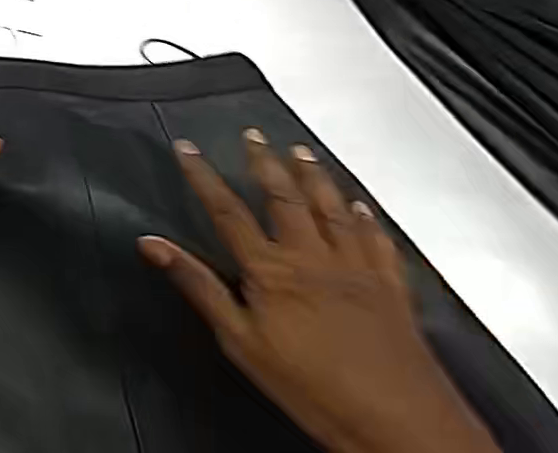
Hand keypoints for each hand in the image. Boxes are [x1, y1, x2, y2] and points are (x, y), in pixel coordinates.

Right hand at [139, 131, 501, 452]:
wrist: (407, 434)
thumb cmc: (313, 389)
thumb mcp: (240, 342)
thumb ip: (198, 286)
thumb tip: (150, 243)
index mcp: (272, 270)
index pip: (227, 211)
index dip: (202, 175)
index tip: (186, 147)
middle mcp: (314, 260)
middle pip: (285, 200)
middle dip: (266, 163)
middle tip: (254, 134)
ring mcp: (358, 273)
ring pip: (333, 212)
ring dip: (315, 178)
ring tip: (301, 152)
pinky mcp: (393, 293)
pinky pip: (379, 245)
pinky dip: (369, 221)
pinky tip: (362, 207)